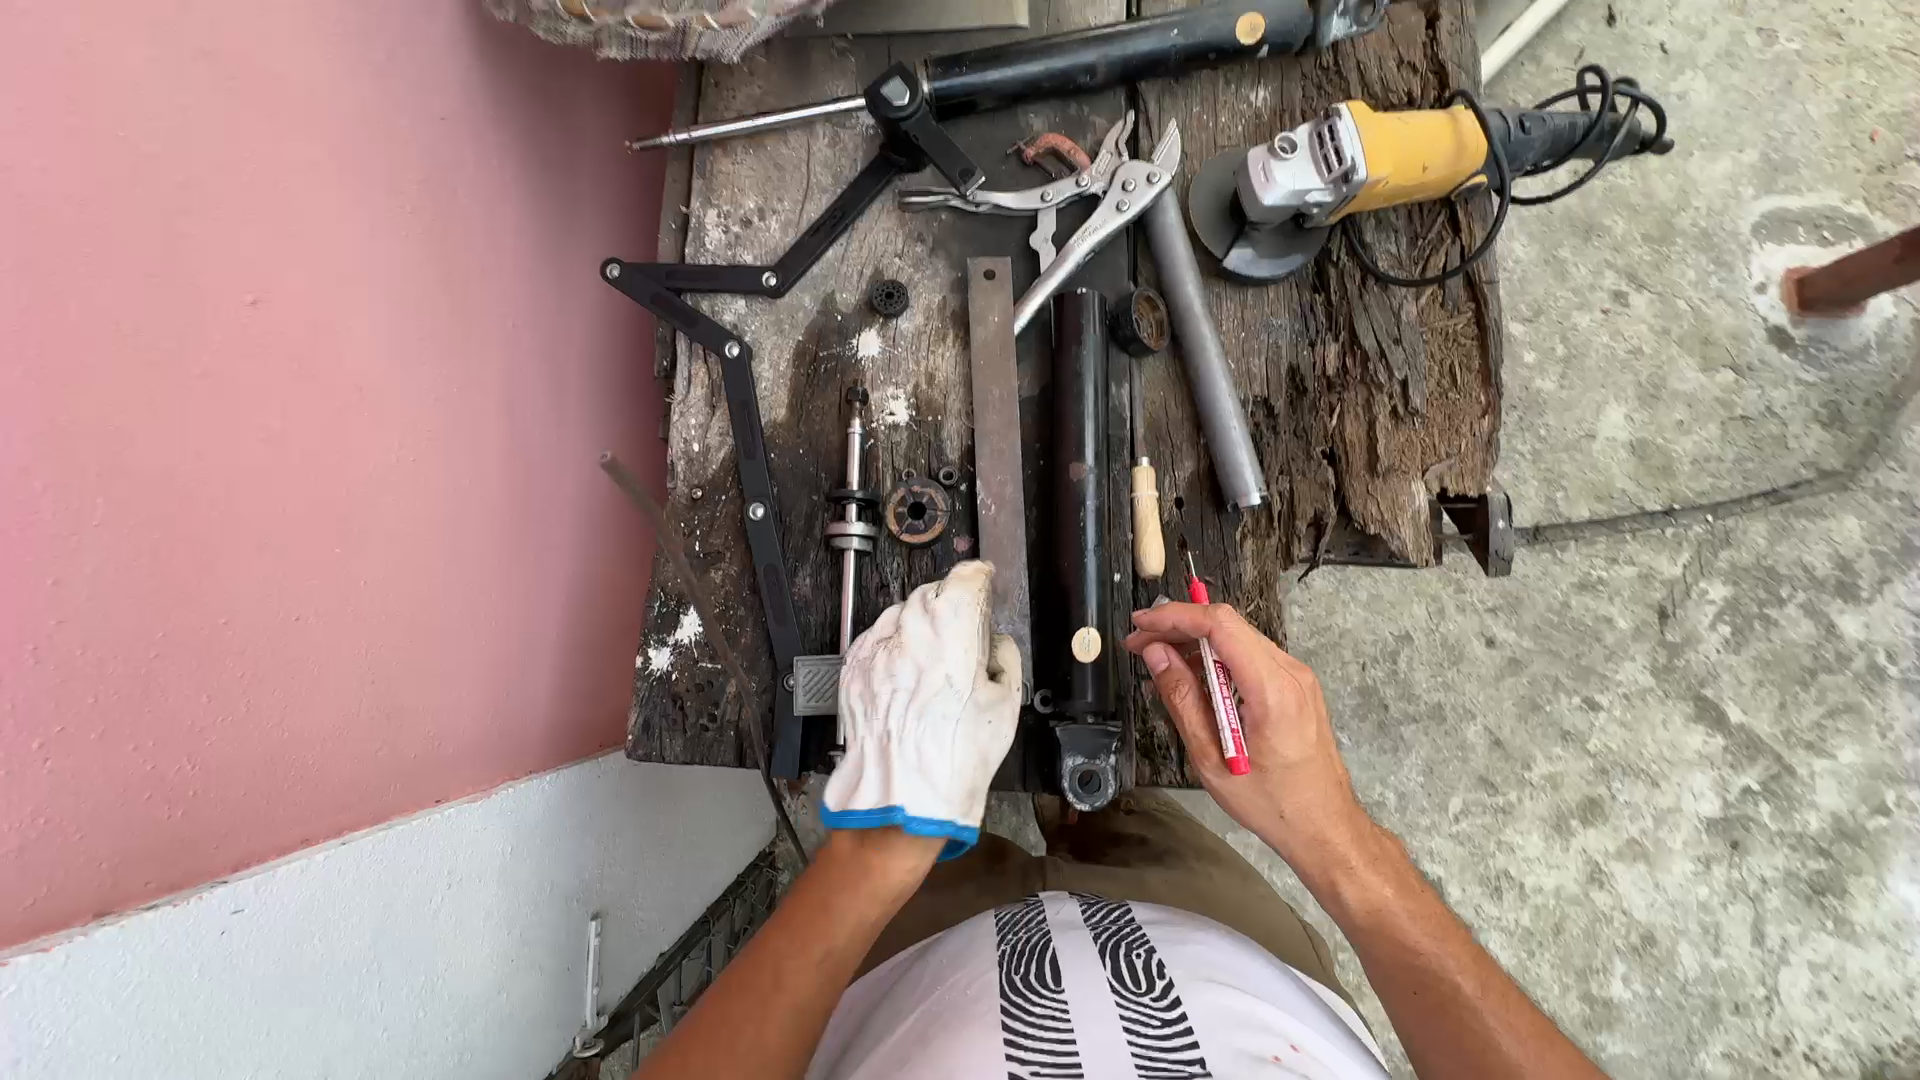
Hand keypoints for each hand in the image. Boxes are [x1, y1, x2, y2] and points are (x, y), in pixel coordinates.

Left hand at [823, 561, 1022, 858]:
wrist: (902, 798)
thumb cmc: (956, 755)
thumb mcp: (1004, 705)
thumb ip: (1003, 659)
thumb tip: (994, 643)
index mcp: (952, 631)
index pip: (964, 578)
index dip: (977, 578)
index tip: (982, 581)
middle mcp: (910, 630)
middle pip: (930, 593)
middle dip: (947, 602)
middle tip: (960, 628)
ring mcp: (877, 648)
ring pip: (899, 614)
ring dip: (918, 623)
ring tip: (931, 657)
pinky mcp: (853, 668)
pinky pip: (876, 640)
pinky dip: (892, 645)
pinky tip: (904, 672)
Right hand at [1124, 603, 1370, 867]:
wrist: (1325, 825)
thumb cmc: (1270, 803)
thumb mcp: (1211, 758)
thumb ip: (1182, 699)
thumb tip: (1156, 654)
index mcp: (1272, 690)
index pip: (1220, 625)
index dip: (1174, 616)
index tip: (1139, 624)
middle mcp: (1290, 672)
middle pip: (1227, 624)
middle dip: (1177, 625)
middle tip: (1138, 644)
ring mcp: (1297, 675)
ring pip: (1237, 635)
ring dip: (1194, 638)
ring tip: (1157, 657)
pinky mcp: (1296, 683)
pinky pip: (1249, 653)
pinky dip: (1214, 654)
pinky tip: (1190, 673)